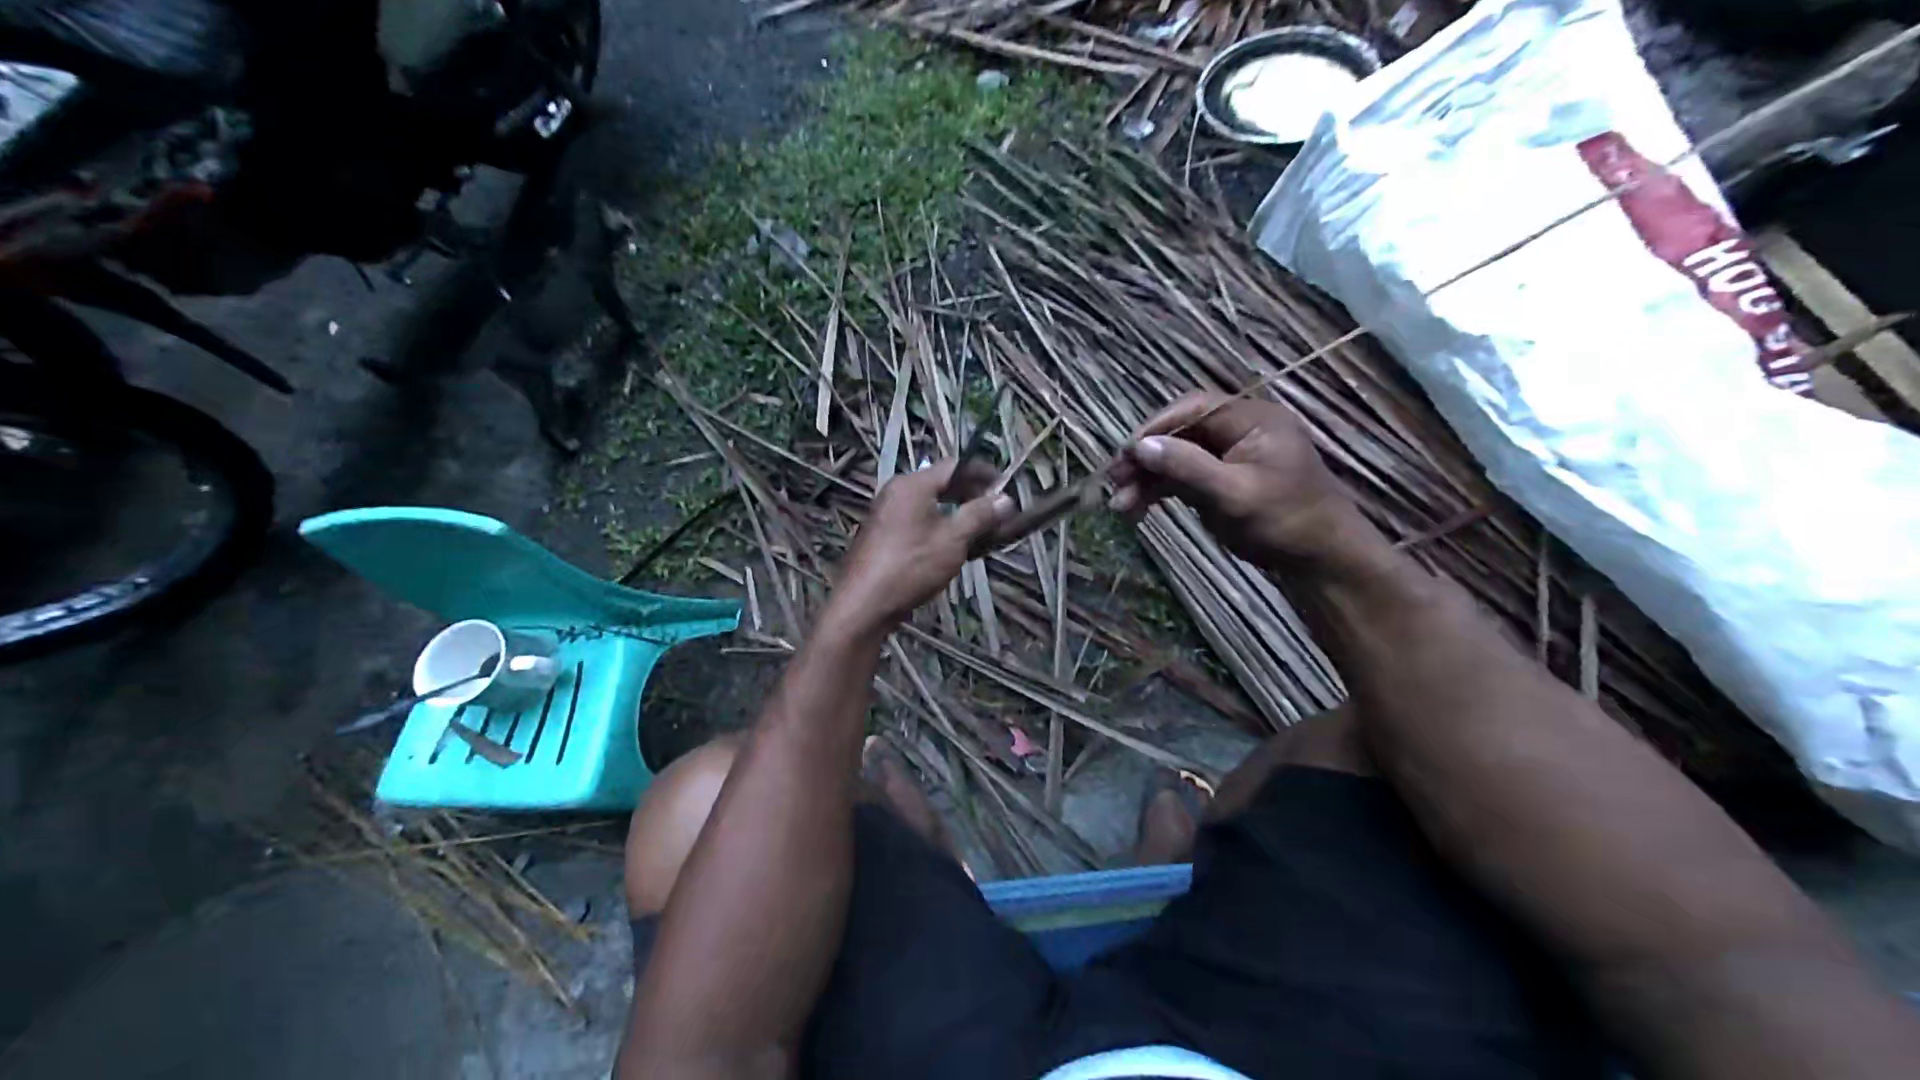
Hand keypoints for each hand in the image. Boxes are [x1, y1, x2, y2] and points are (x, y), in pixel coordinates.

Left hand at [823, 460, 1015, 637]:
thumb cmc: (911, 566)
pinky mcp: (885, 536)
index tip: (1006, 487)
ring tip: (983, 533)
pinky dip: (941, 529)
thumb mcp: (953, 539)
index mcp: (912, 484)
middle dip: (972, 497)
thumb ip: (980, 515)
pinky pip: (919, 523)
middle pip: (942, 485)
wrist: (864, 604)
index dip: (983, 474)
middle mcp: (897, 492)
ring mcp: (888, 515)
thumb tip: (1005, 499)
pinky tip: (956, 548)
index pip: (955, 466)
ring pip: (932, 506)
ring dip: (959, 516)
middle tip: (997, 513)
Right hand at [1107, 393, 1384, 572]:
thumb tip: (1140, 446)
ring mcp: (1231, 457)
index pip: (1193, 410)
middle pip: (1180, 434)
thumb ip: (1186, 467)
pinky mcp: (1224, 481)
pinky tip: (1139, 508)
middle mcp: (1240, 431)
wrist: (1322, 561)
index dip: (1154, 428)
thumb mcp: (1233, 494)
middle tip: (1114, 482)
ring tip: (1120, 505)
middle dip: (1146, 458)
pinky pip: (1185, 478)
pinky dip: (1162, 492)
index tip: (1125, 453)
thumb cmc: (1285, 521)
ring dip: (1148, 479)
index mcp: (1252, 420)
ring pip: (1178, 458)